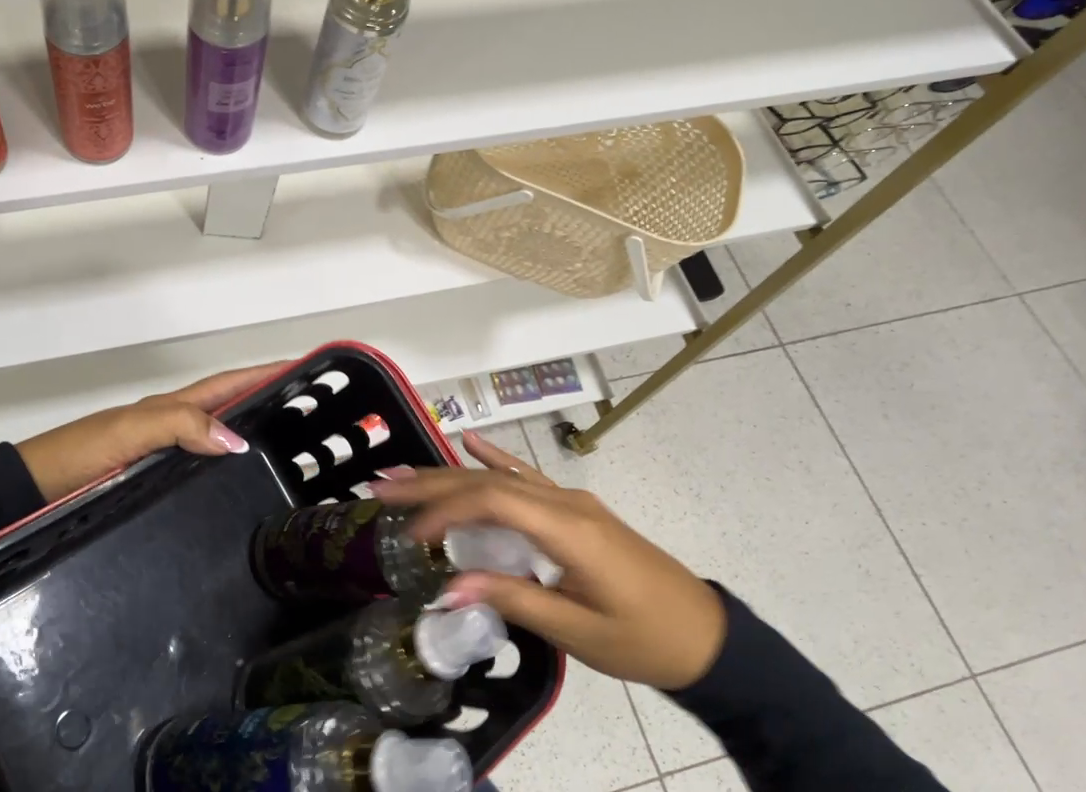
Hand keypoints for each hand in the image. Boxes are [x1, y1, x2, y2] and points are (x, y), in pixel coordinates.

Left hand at [15, 362, 288, 501]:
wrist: (34, 490)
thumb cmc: (80, 453)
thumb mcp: (130, 432)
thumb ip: (179, 427)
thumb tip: (239, 440)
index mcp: (169, 407)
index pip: (227, 385)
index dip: (263, 373)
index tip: (305, 368)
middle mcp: (171, 426)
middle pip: (228, 408)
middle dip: (269, 403)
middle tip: (311, 415)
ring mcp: (162, 455)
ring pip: (216, 439)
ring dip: (251, 436)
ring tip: (289, 452)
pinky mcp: (153, 483)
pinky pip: (201, 468)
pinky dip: (225, 468)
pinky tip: (237, 489)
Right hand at [372, 430, 727, 690]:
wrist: (706, 638)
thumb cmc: (644, 640)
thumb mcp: (579, 631)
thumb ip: (514, 601)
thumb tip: (448, 587)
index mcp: (569, 530)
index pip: (493, 501)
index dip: (445, 510)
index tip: (410, 535)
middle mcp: (566, 504)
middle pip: (488, 481)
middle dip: (430, 484)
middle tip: (380, 488)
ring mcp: (572, 502)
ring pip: (501, 476)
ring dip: (449, 473)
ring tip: (403, 473)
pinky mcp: (576, 510)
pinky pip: (526, 477)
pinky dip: (494, 460)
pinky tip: (470, 445)